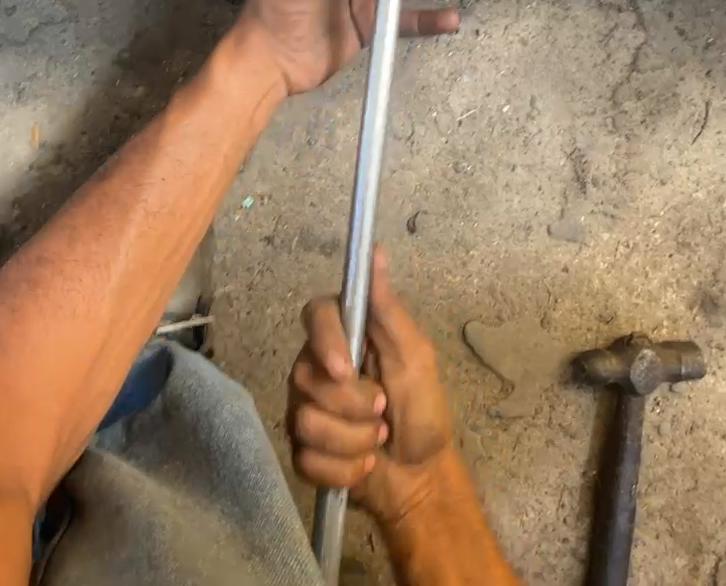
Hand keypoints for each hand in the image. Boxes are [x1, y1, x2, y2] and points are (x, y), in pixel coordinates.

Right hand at [288, 248, 454, 524]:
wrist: (423, 475)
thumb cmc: (423, 409)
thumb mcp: (415, 356)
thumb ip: (389, 308)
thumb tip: (377, 249)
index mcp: (344, 336)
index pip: (314, 315)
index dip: (324, 341)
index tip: (344, 369)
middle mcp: (316, 367)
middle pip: (307, 377)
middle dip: (353, 405)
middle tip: (383, 412)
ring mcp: (304, 409)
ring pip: (307, 421)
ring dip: (354, 440)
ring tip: (377, 440)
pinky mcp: (303, 450)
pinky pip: (308, 458)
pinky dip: (344, 469)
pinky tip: (364, 465)